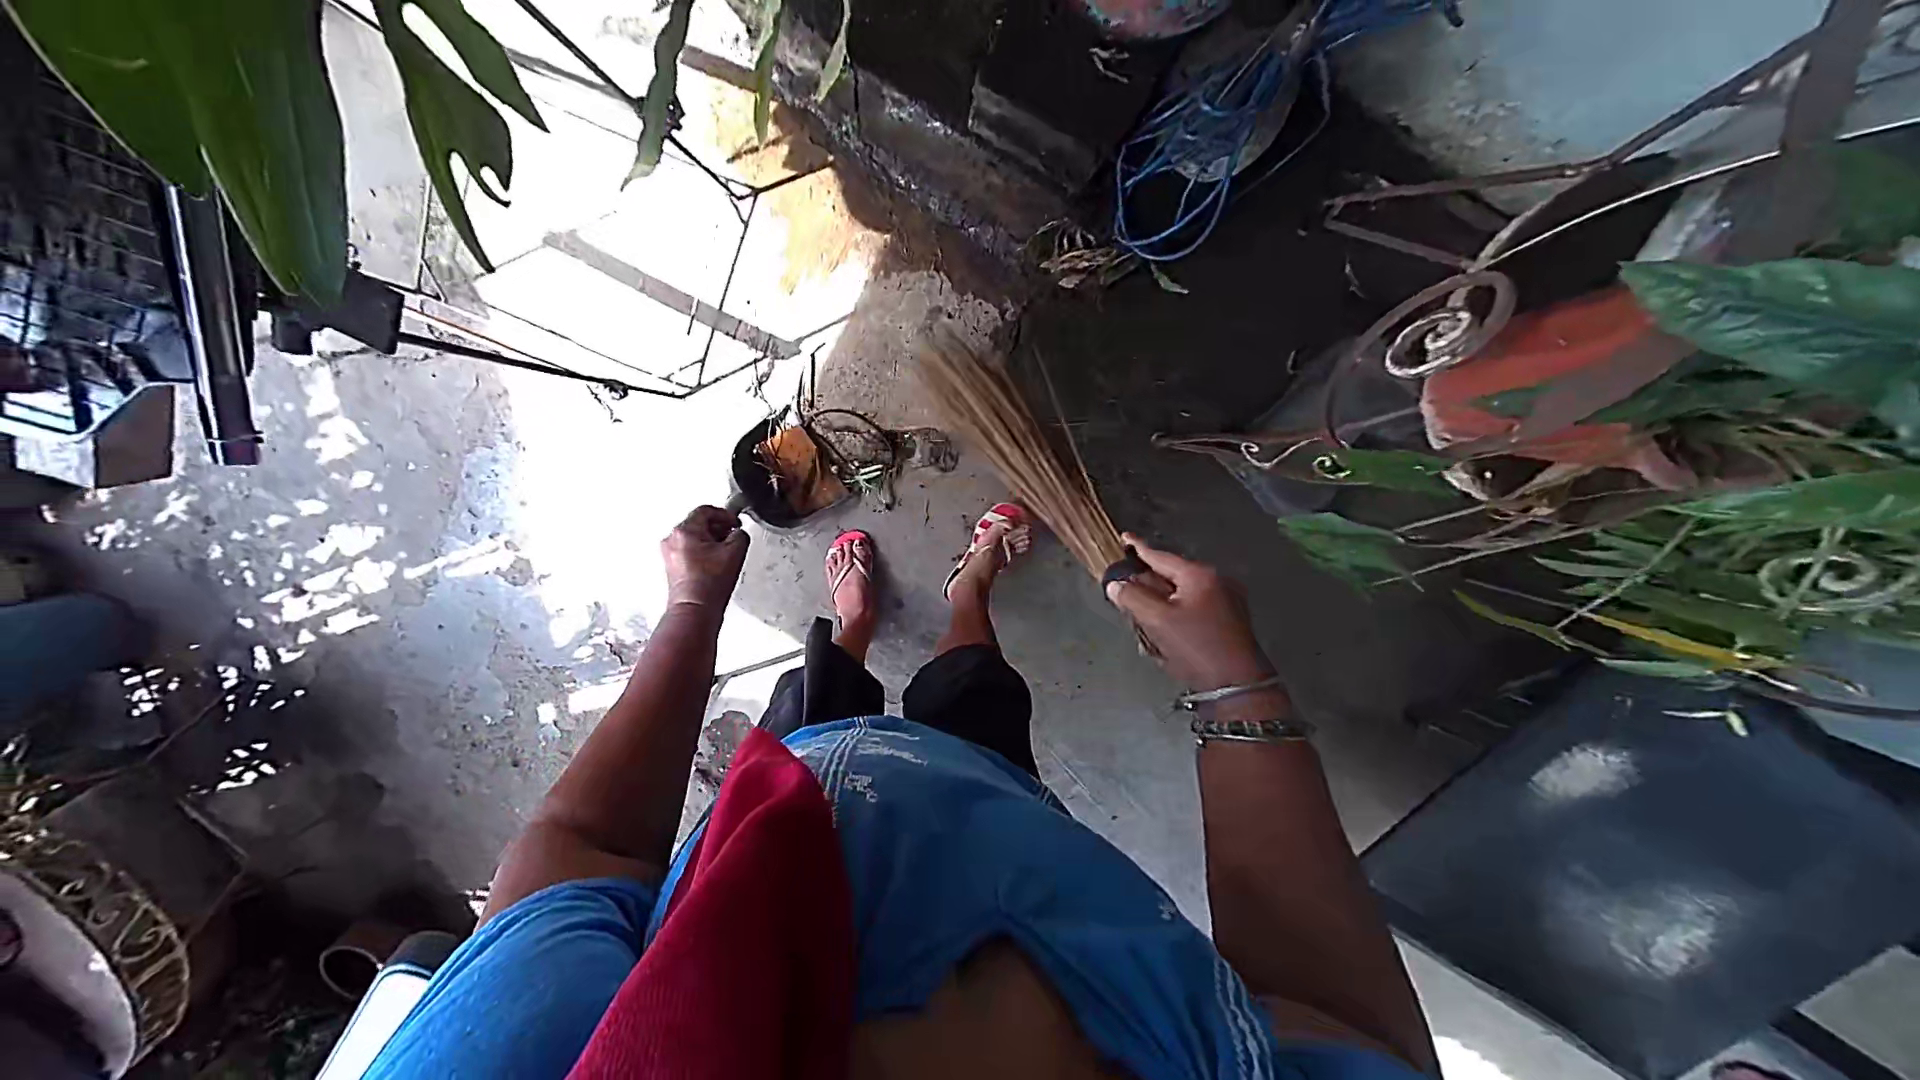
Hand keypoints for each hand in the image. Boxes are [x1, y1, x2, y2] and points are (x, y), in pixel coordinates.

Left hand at [662, 505, 749, 610]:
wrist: (695, 608)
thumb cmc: (709, 584)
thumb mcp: (736, 551)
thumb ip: (740, 534)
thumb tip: (738, 534)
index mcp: (684, 531)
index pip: (706, 510)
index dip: (725, 514)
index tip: (734, 522)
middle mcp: (672, 540)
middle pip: (698, 523)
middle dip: (718, 527)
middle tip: (732, 535)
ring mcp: (670, 553)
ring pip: (694, 536)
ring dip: (711, 540)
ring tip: (725, 551)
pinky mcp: (673, 565)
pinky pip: (689, 550)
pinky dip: (702, 551)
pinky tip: (715, 563)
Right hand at [1105, 534, 1273, 693]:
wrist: (1237, 686)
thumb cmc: (1196, 647)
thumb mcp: (1157, 620)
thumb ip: (1132, 597)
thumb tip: (1115, 584)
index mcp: (1200, 575)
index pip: (1161, 557)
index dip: (1138, 548)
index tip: (1123, 538)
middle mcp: (1215, 582)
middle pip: (1168, 577)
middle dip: (1145, 589)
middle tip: (1126, 599)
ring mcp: (1224, 602)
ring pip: (1178, 597)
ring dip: (1157, 609)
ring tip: (1145, 629)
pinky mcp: (1226, 622)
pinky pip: (1190, 611)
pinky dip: (1173, 620)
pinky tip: (1163, 641)